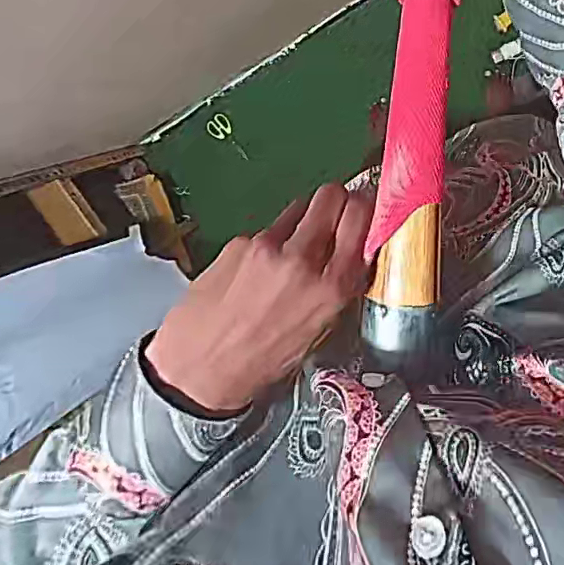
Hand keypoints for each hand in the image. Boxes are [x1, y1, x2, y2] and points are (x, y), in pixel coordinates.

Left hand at [144, 183, 371, 413]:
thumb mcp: (319, 329)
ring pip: (300, 205)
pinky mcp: (238, 242)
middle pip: (331, 195)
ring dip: (306, 218)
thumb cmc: (263, 361)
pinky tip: (260, 268)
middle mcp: (302, 259)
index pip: (360, 216)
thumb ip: (340, 284)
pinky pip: (269, 228)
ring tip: (295, 246)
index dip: (365, 206)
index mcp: (331, 287)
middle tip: (335, 215)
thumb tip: (355, 251)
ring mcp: (267, 246)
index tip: (364, 208)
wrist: (198, 369)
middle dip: (337, 200)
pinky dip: (272, 240)